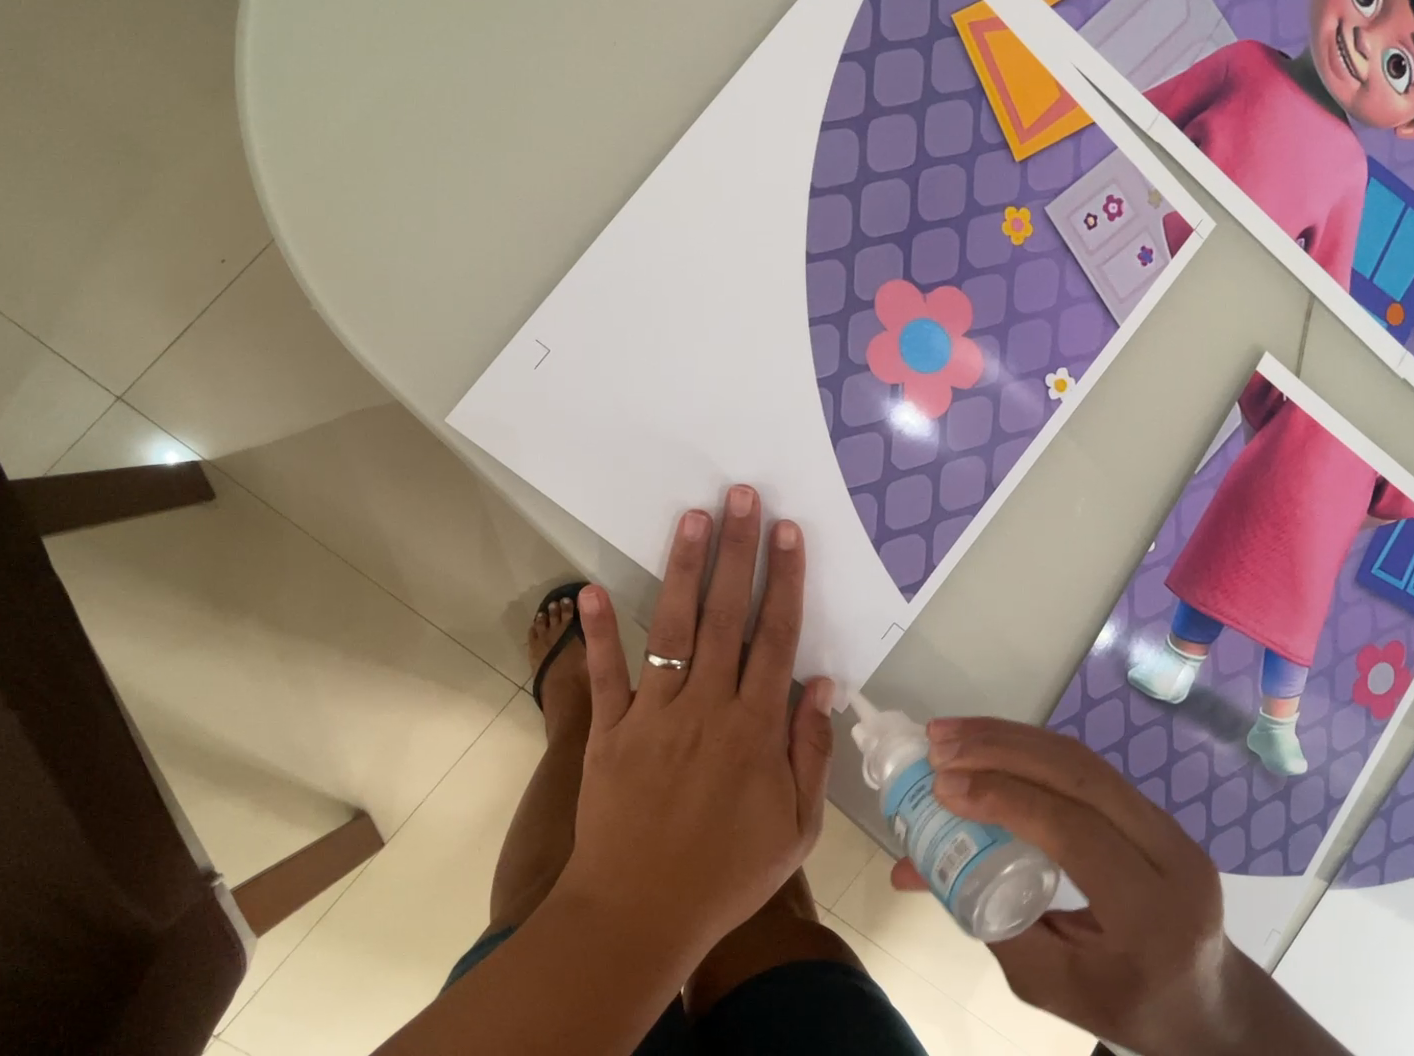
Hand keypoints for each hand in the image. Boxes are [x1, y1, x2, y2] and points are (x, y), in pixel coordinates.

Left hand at [560, 485, 835, 954]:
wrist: (640, 915)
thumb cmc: (727, 874)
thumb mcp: (796, 827)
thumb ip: (810, 752)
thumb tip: (821, 684)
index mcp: (755, 729)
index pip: (776, 638)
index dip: (785, 581)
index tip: (789, 534)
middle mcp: (707, 707)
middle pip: (728, 616)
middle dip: (738, 552)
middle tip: (742, 497)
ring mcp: (654, 715)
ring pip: (674, 630)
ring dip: (684, 571)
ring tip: (693, 519)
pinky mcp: (608, 731)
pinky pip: (605, 675)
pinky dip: (598, 633)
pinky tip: (592, 589)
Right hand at [889, 718, 1346, 1055]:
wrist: (1208, 1002)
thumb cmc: (1125, 1003)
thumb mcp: (1051, 983)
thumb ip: (984, 919)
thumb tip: (909, 867)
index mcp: (1152, 914)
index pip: (1076, 833)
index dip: (1007, 799)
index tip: (944, 786)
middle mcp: (1172, 856)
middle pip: (1081, 776)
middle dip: (1001, 750)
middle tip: (937, 745)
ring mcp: (1168, 825)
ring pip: (1083, 759)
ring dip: (1010, 738)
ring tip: (949, 733)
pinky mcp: (1152, 810)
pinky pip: (1086, 766)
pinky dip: (1029, 747)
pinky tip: (987, 743)